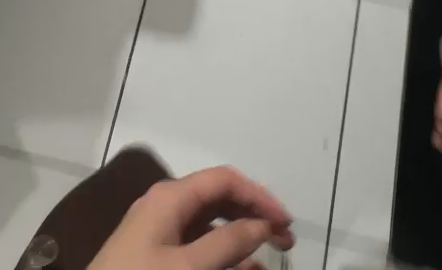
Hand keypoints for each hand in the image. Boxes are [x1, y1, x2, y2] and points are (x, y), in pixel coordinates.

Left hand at [88, 165, 295, 269]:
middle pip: (218, 199)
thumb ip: (227, 244)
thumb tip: (262, 224)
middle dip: (253, 215)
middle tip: (286, 240)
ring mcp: (159, 231)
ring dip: (241, 236)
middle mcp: (165, 205)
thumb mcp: (188, 268)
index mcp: (170, 196)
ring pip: (210, 224)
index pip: (224, 180)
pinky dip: (222, 255)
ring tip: (271, 257)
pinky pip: (197, 246)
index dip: (258, 196)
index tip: (286, 222)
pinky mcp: (155, 255)